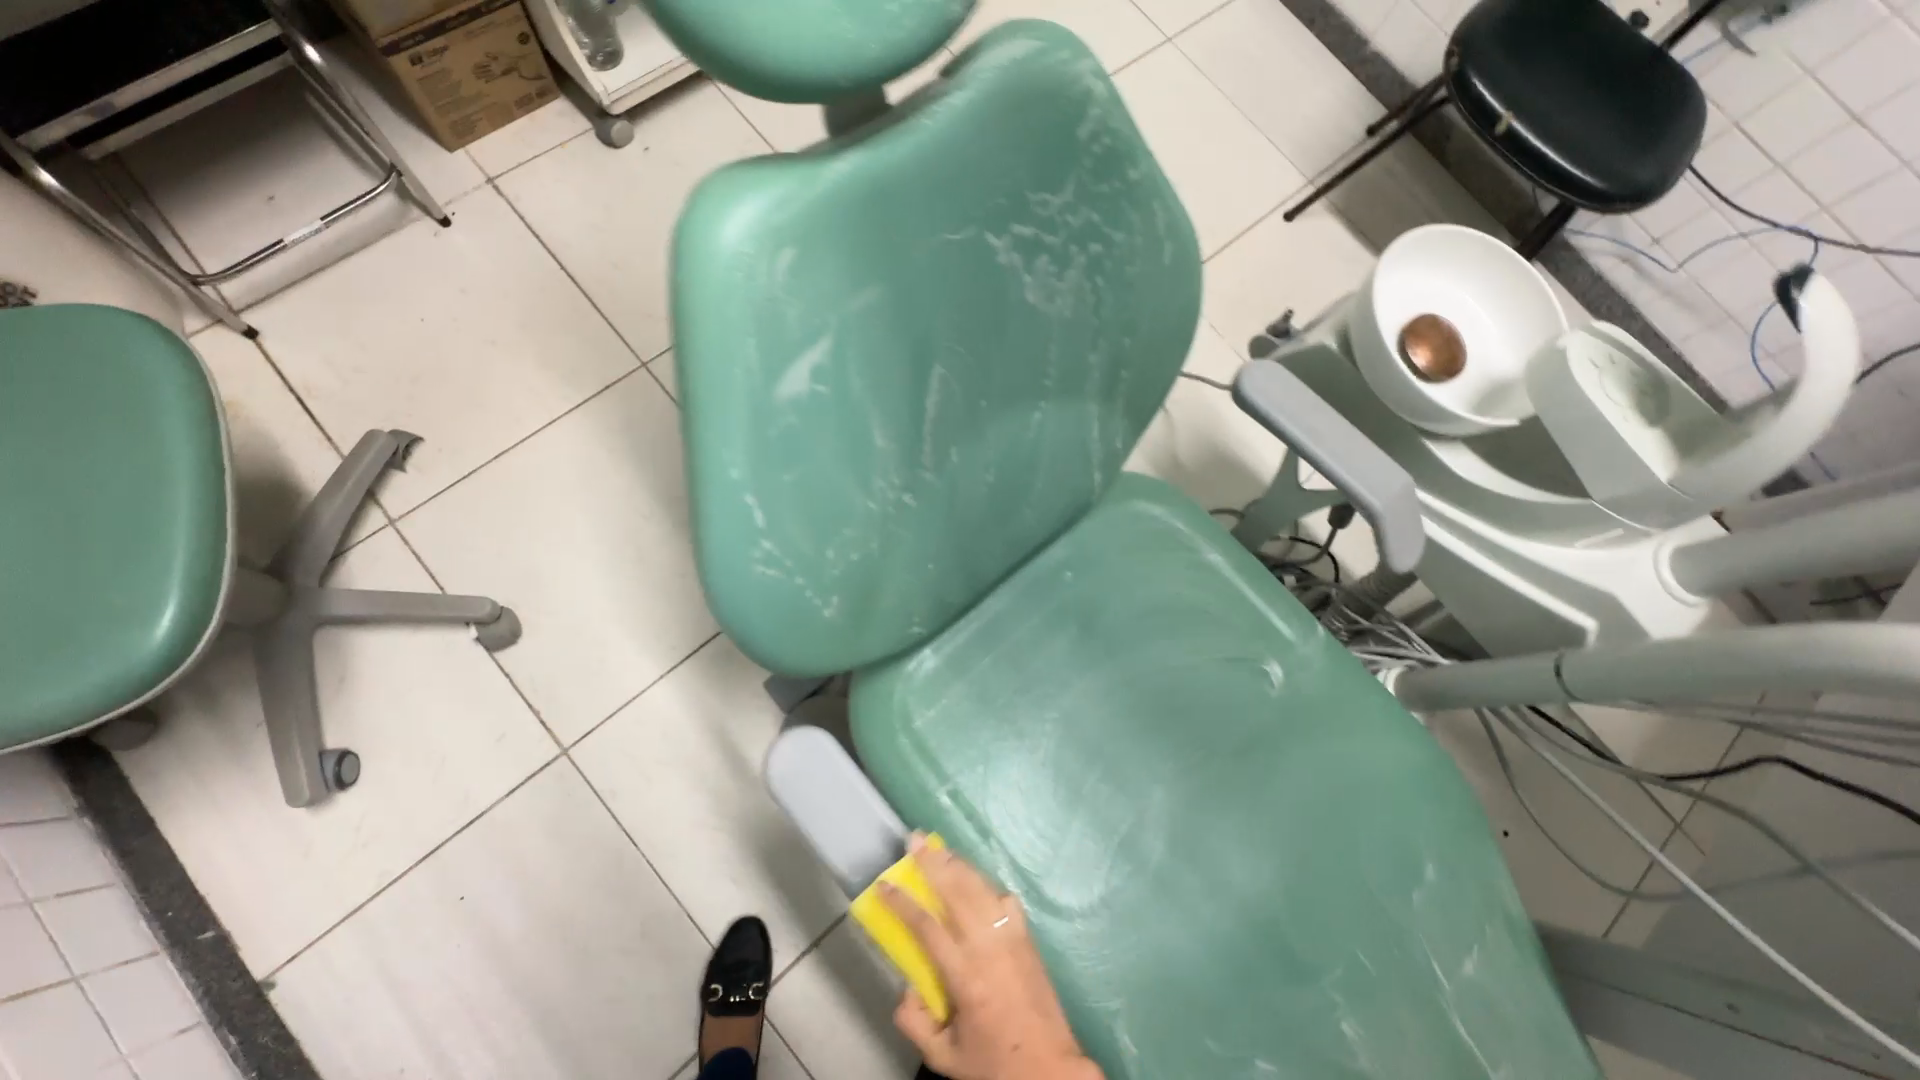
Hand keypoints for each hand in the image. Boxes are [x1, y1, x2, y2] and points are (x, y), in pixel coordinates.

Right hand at [880, 834, 1101, 1079]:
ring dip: (959, 865)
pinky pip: (1005, 902)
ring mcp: (1012, 939)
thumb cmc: (995, 1062)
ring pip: (982, 890)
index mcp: (965, 976)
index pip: (927, 927)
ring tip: (939, 848)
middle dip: (933, 863)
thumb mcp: (944, 1057)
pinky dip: (988, 886)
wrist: (1050, 1068)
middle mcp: (989, 948)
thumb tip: (905, 989)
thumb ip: (915, 1023)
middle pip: (957, 893)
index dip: (903, 903)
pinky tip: (976, 881)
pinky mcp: (1028, 940)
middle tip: (914, 839)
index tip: (884, 885)